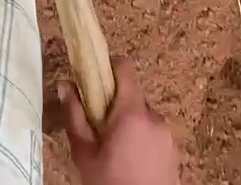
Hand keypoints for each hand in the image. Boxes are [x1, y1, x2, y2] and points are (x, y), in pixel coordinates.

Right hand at [50, 58, 179, 184]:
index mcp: (132, 113)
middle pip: (133, 95)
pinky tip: (131, 161)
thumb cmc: (110, 184)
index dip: (109, 67)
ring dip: (130, 123)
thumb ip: (75, 115)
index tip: (94, 79)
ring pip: (144, 116)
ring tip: (115, 147)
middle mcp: (155, 119)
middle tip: (99, 124)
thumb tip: (64, 84)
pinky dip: (143, 139)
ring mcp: (169, 138)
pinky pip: (155, 134)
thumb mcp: (84, 153)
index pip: (125, 68)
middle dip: (116, 104)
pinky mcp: (176, 155)